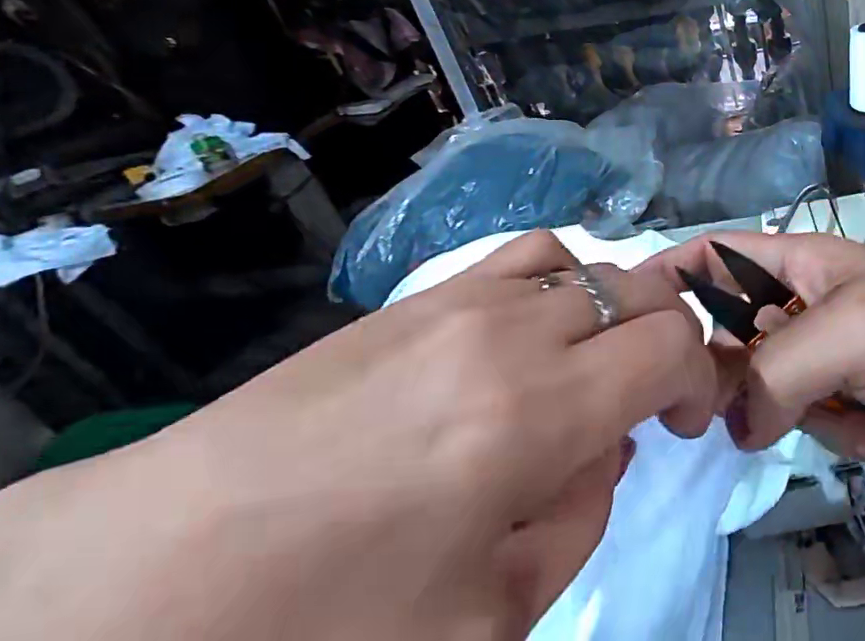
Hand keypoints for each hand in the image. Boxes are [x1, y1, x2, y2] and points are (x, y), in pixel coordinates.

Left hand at [0, 231, 719, 640]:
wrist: (167, 558)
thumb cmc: (330, 620)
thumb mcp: (488, 614)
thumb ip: (575, 514)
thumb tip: (604, 443)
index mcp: (535, 409)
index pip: (668, 341)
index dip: (697, 376)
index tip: (681, 424)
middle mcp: (504, 327)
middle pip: (629, 289)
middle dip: (659, 339)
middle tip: (637, 404)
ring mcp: (451, 297)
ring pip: (571, 259)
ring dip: (602, 304)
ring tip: (581, 366)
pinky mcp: (409, 296)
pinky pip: (508, 260)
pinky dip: (546, 283)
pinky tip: (520, 339)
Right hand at [631, 231, 864, 462]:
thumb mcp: (843, 337)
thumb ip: (773, 375)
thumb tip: (735, 425)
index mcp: (792, 261)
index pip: (712, 253)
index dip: (671, 272)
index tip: (636, 313)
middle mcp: (797, 299)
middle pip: (731, 333)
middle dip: (738, 375)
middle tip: (740, 412)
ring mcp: (821, 346)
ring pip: (765, 383)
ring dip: (800, 412)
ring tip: (852, 422)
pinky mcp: (845, 388)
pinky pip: (804, 412)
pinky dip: (835, 430)